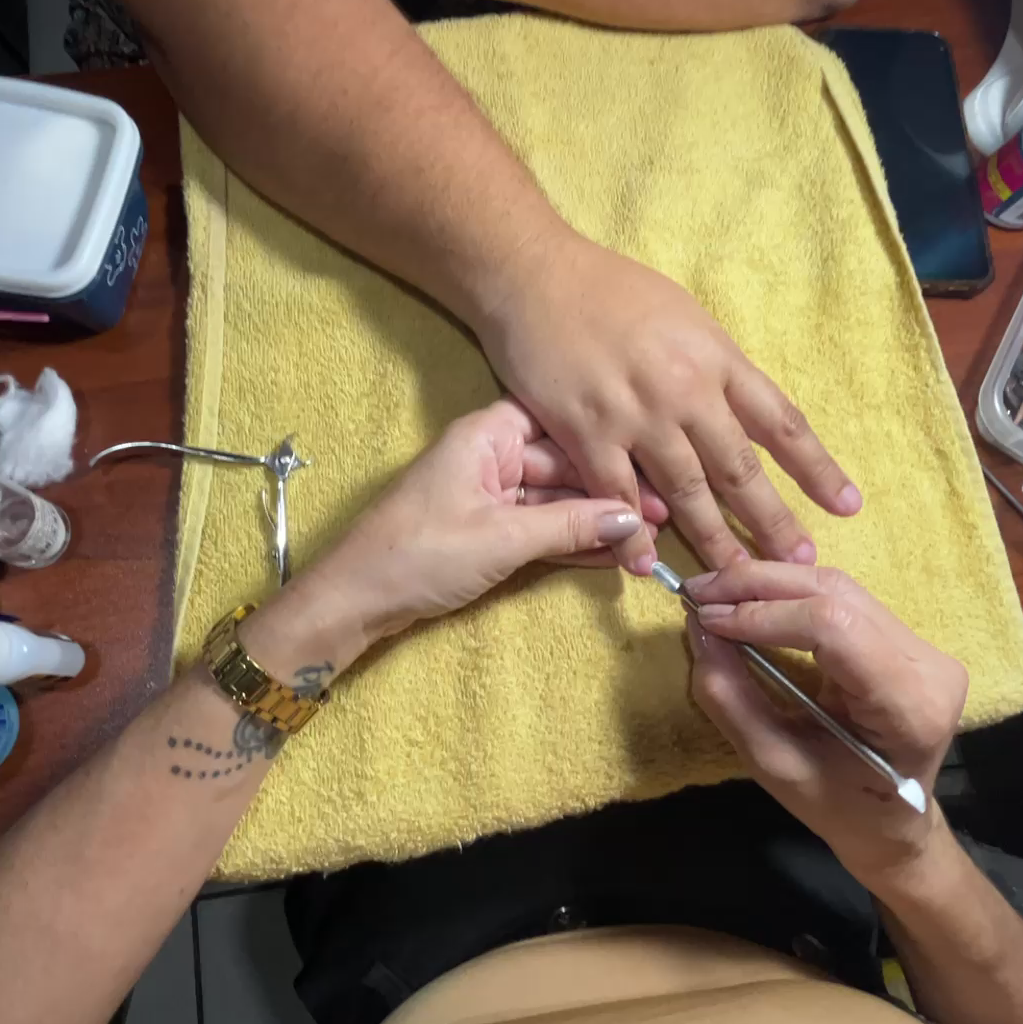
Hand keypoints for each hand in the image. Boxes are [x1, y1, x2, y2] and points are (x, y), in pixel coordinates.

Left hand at [302, 398, 669, 645]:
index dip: (604, 444)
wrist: (357, 600)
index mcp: (486, 436)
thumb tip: (634, 520)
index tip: (652, 468)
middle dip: (608, 494)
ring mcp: (488, 494)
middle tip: (664, 518)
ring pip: (554, 500)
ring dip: (594, 522)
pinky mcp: (486, 528)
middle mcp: (490, 456)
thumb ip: (569, 525)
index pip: (558, 423)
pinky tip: (611, 554)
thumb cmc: (422, 554)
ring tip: (648, 541)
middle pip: (561, 466)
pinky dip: (568, 541)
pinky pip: (538, 527)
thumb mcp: (502, 538)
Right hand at [473, 235, 859, 572]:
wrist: (535, 276)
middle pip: (739, 467)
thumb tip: (729, 406)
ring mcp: (636, 414)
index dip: (816, 469)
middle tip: (798, 562)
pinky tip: (645, 563)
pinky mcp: (586, 431)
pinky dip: (631, 532)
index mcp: (716, 357)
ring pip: (685, 489)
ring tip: (736, 575)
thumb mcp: (679, 313)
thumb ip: (708, 363)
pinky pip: (617, 493)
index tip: (845, 506)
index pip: (780, 423)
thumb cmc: (606, 288)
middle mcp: (685, 390)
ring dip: (712, 538)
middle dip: (771, 519)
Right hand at [683, 562, 965, 885]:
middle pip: (833, 592)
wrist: (892, 822)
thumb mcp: (769, 761)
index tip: (706, 619)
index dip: (762, 613)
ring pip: (833, 584)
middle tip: (697, 592)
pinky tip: (746, 597)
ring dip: (765, 581)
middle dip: (755, 584)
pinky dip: (783, 590)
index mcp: (909, 705)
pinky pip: (838, 595)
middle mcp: (927, 662)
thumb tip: (697, 625)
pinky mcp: (903, 634)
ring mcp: (921, 644)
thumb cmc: (836, 804)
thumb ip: (729, 694)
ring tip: (714, 593)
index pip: (833, 626)